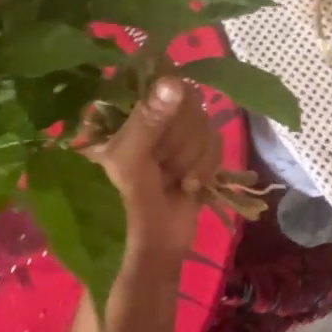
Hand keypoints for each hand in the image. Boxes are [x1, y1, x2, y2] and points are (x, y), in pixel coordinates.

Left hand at [89, 77, 219, 258]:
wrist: (151, 254)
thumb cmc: (122, 208)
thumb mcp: (126, 162)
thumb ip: (149, 120)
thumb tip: (174, 81)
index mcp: (116, 112)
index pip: (149, 77)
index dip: (163, 94)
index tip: (161, 122)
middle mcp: (146, 116)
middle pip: (183, 95)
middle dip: (179, 136)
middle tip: (162, 163)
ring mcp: (171, 133)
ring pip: (202, 117)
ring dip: (191, 155)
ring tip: (174, 179)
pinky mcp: (195, 150)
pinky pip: (214, 137)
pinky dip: (205, 164)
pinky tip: (189, 184)